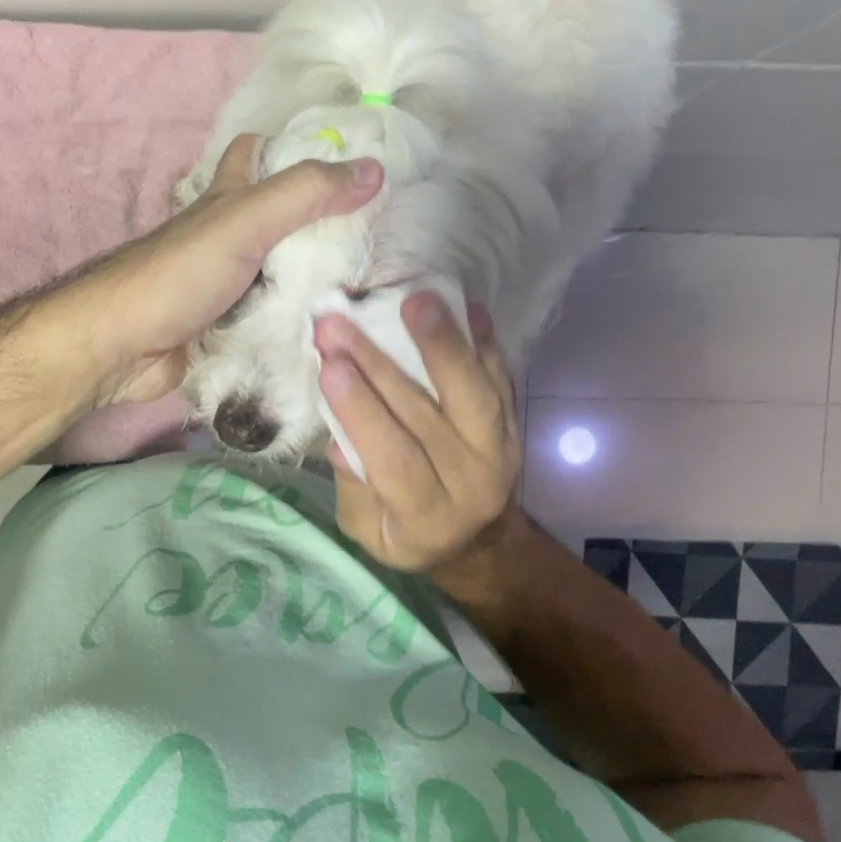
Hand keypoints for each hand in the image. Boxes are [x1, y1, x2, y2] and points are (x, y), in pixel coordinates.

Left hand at [56, 135, 383, 406]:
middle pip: (277, 222)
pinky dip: (294, 326)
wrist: (123, 347)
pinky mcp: (223, 332)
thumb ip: (305, 195)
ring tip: (372, 292)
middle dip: (318, 227)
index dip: (290, 147)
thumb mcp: (245, 221)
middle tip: (376, 241)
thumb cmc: (179, 274)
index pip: (255, 153)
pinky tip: (331, 334)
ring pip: (277, 277)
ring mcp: (223, 289)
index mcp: (225, 201)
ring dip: (312, 284)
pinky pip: (269, 323)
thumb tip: (374, 169)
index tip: (344, 164)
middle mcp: (225, 241)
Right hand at [314, 293, 524, 584]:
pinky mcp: (512, 425)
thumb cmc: (408, 536)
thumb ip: (354, 489)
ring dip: (442, 343)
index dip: (361, 412)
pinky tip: (463, 307)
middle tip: (339, 323)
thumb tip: (338, 440)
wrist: (479, 542)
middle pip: (425, 416)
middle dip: (378, 365)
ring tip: (414, 300)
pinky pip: (501, 379)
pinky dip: (483, 342)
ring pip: (473, 392)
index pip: (393, 457)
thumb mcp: (369, 532)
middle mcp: (470, 482)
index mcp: (427, 517)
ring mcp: (498, 450)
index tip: (327, 367)